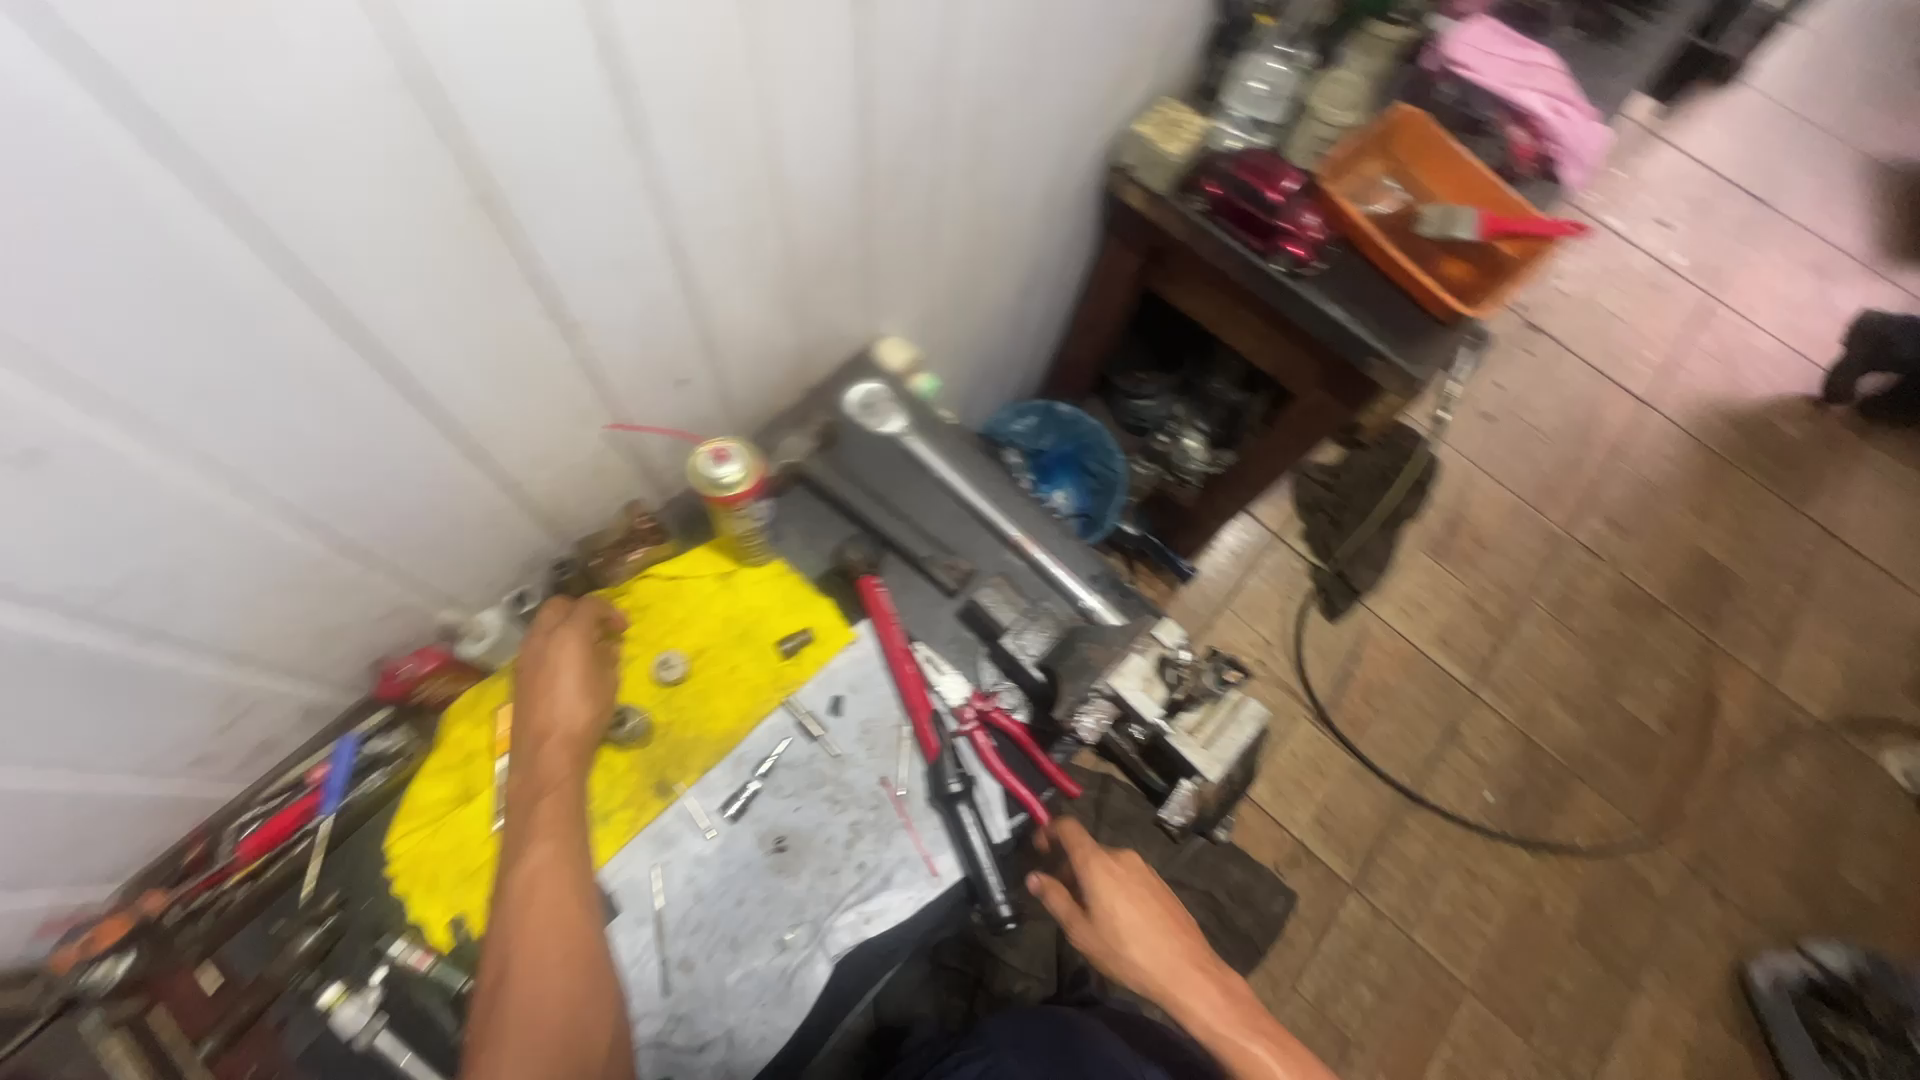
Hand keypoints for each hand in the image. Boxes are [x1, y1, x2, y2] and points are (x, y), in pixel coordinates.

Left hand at [512, 596, 627, 782]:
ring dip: (565, 627)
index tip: (622, 628)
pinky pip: (537, 644)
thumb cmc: (586, 713)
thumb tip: (607, 646)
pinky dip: (554, 644)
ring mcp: (525, 654)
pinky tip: (568, 666)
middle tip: (601, 629)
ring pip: (544, 624)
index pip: (590, 605)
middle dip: (582, 611)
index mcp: (569, 633)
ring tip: (586, 647)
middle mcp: (542, 637)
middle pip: (559, 606)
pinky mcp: (519, 673)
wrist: (547, 751)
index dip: (610, 611)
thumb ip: (608, 656)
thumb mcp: (609, 682)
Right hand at [1026, 818, 1231, 1011]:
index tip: (1039, 849)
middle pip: (1087, 850)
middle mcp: (1120, 855)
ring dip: (1092, 879)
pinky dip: (1113, 885)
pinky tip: (1119, 919)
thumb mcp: (1081, 931)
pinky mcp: (1159, 881)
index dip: (1049, 831)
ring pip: (1107, 863)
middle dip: (1070, 868)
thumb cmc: (1125, 952)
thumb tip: (1033, 877)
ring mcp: (1143, 867)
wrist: (1186, 969)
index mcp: (1097, 862)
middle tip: (1064, 900)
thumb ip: (1054, 899)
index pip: (1068, 827)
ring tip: (1091, 915)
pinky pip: (1126, 874)